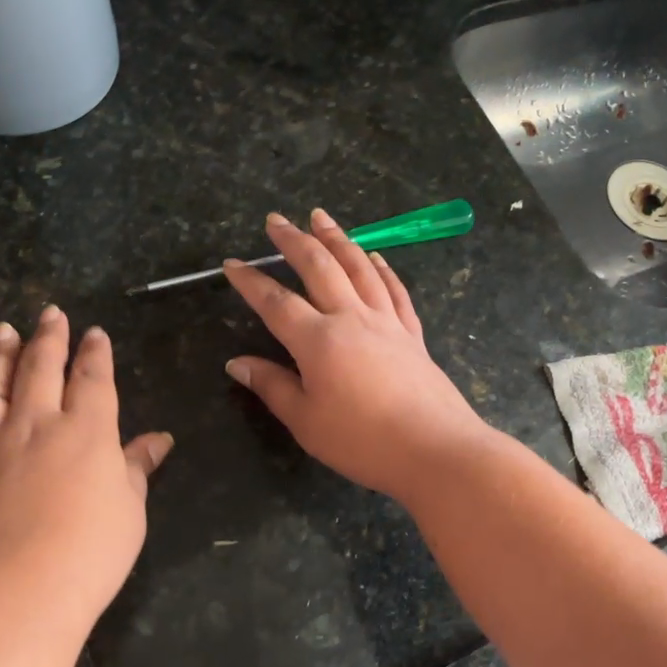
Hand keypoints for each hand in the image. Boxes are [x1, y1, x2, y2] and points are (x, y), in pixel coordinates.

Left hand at [0, 309, 172, 634]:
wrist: (7, 596)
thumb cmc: (86, 558)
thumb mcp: (129, 514)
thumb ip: (136, 470)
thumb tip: (158, 440)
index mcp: (87, 432)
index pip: (93, 379)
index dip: (95, 353)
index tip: (94, 333)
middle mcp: (35, 423)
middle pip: (41, 368)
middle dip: (49, 338)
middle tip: (50, 313)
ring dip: (0, 354)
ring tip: (4, 331)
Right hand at [223, 209, 493, 501]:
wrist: (434, 449)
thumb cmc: (362, 441)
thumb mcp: (306, 421)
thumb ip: (272, 386)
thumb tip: (237, 363)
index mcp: (318, 340)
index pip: (275, 302)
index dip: (251, 282)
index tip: (231, 264)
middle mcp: (352, 318)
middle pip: (319, 267)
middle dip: (294, 241)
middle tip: (276, 220)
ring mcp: (387, 322)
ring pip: (359, 267)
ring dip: (338, 239)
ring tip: (321, 217)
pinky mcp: (413, 334)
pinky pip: (395, 290)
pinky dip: (382, 268)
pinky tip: (376, 255)